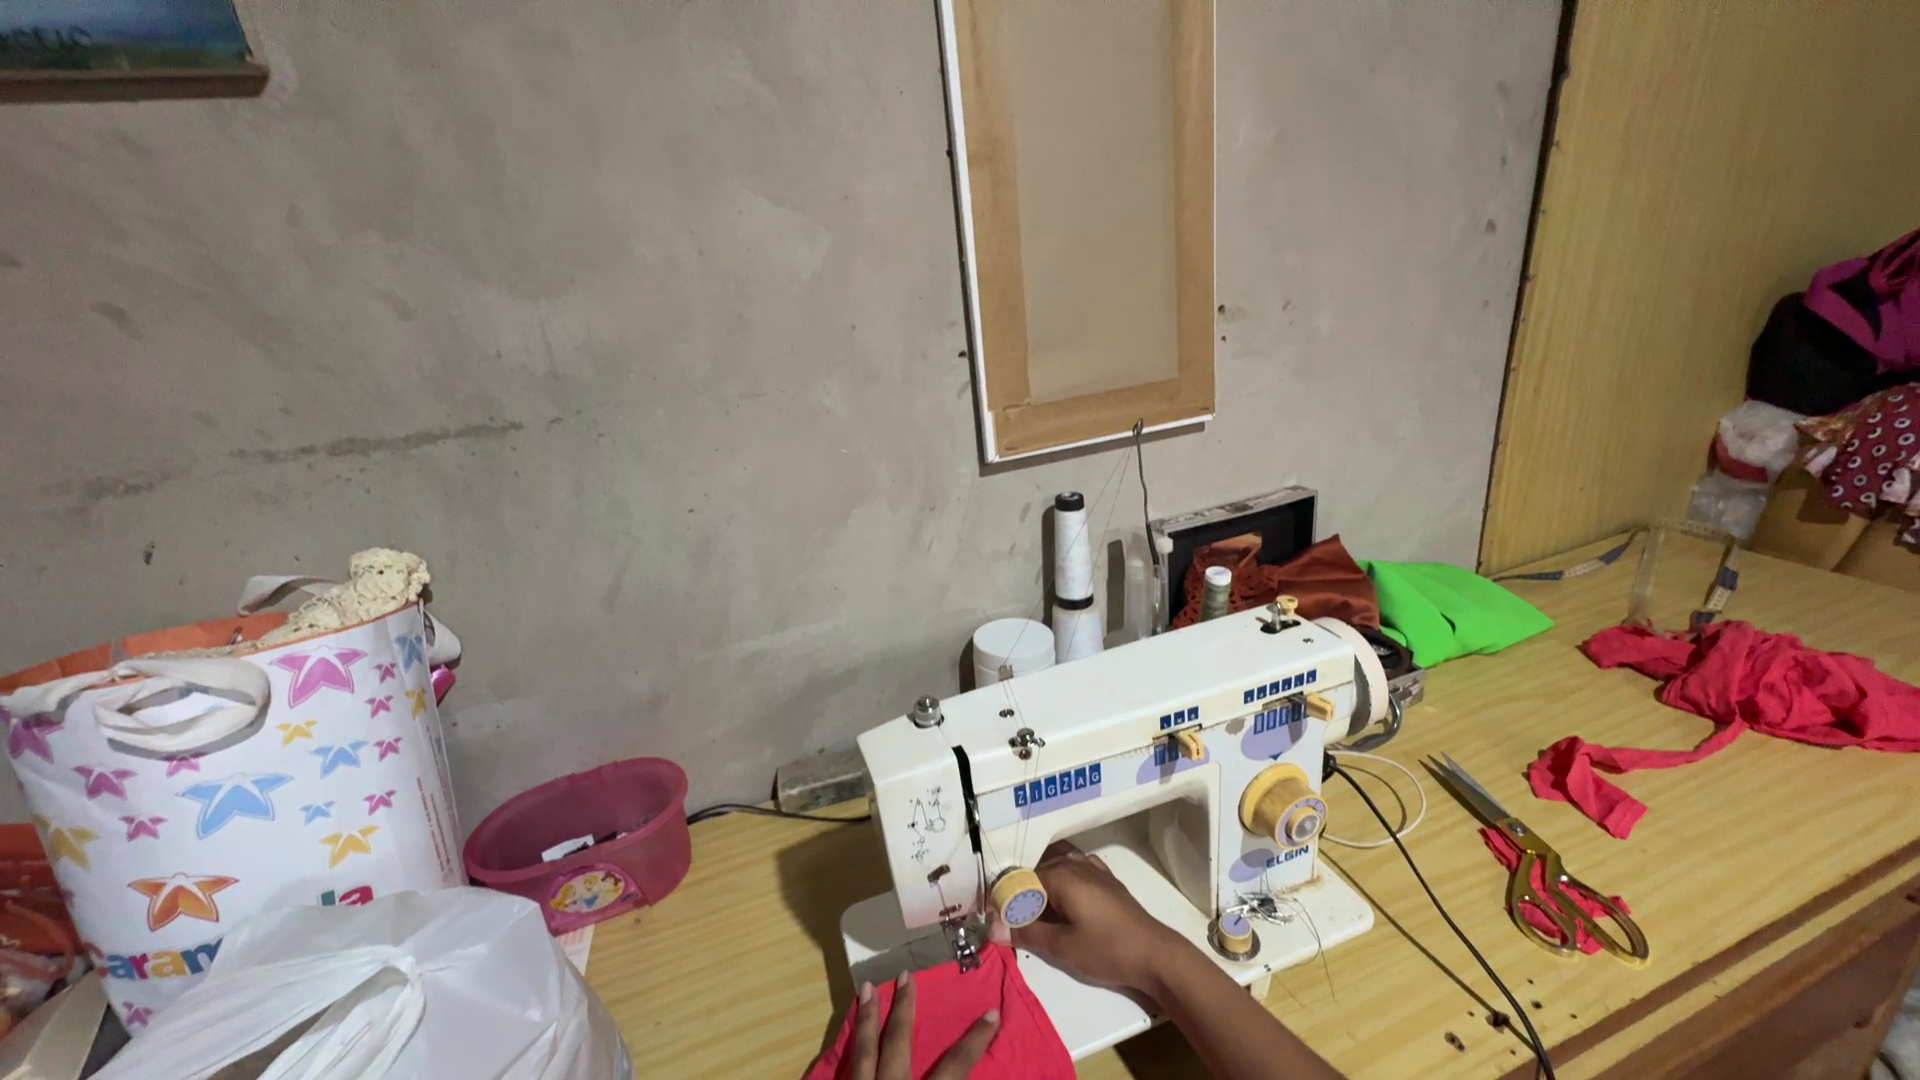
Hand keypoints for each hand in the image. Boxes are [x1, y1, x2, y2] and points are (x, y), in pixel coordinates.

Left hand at [844, 969, 998, 1079]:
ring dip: (867, 1018)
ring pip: (864, 1051)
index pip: (955, 1065)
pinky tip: (848, 1037)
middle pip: (898, 1042)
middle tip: (904, 974)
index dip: (975, 1039)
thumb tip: (964, 1070)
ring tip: (865, 988)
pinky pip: (845, 1070)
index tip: (992, 1012)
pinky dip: (848, 1050)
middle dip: (903, 1007)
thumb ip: (949, 1077)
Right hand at [993, 841, 1181, 998]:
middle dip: (1022, 893)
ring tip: (1035, 913)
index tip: (995, 920)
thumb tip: (993, 927)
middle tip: (1011, 921)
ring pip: (1056, 868)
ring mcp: (1093, 869)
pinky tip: (1062, 899)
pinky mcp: (1106, 879)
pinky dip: (1062, 880)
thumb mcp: (1062, 946)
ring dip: (1041, 886)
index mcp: (1061, 876)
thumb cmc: (1107, 949)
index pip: (1021, 880)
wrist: (1154, 954)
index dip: (1005, 899)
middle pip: (1037, 872)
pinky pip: (1075, 869)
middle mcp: (1075, 864)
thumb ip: (1027, 932)